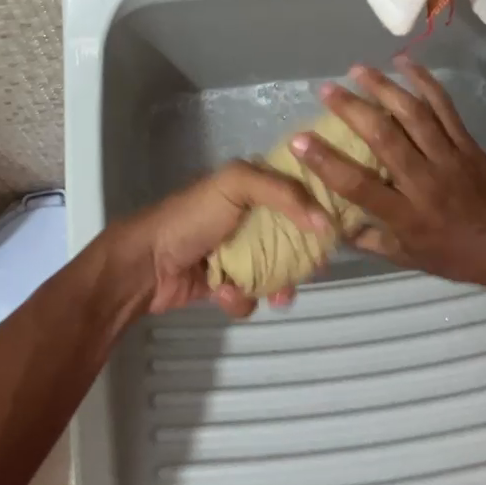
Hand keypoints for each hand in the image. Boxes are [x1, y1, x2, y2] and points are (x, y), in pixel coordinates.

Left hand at [107, 161, 331, 318]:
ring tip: (276, 297)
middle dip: (304, 258)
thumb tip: (325, 222)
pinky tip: (223, 294)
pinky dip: (241, 299)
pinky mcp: (224, 284)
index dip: (320, 209)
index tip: (340, 229)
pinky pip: (249, 296)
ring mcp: (237, 253)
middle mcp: (248, 217)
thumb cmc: (191, 217)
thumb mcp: (236, 185)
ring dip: (278, 286)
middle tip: (314, 270)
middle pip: (293, 237)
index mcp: (252, 187)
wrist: (145, 264)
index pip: (297, 193)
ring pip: (276, 272)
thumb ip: (284, 194)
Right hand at [289, 57, 485, 289]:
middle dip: (352, 110)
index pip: (359, 186)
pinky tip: (405, 63)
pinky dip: (425, 82)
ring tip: (357, 70)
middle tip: (325, 90)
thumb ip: (371, 241)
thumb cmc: (460, 256)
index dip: (326, 163)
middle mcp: (425, 181)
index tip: (299, 140)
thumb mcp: (411, 259)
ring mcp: (449, 156)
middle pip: (385, 138)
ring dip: (384, 88)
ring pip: (413, 114)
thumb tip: (334, 225)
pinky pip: (444, 106)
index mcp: (408, 216)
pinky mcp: (467, 142)